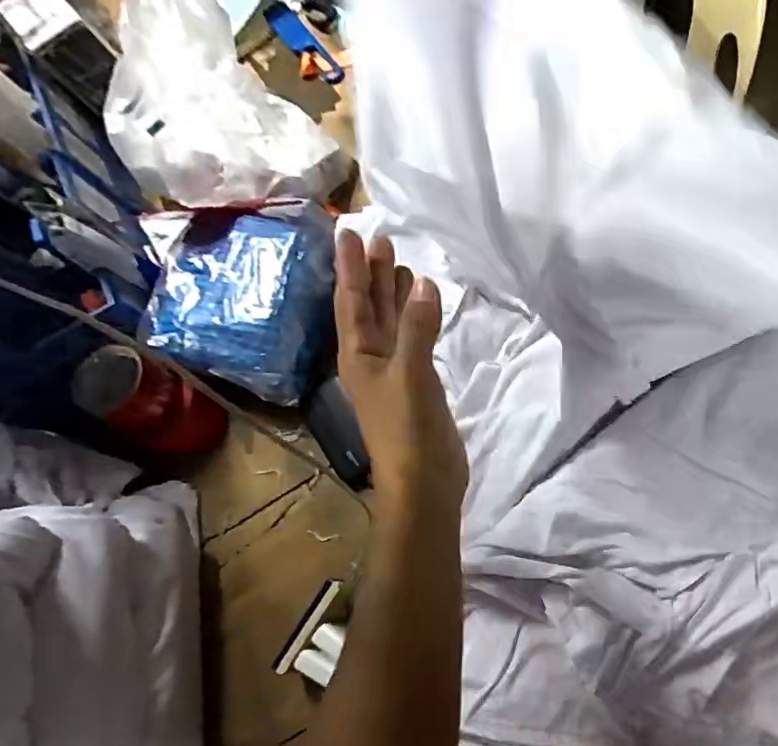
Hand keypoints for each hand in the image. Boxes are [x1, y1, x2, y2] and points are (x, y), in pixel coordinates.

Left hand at [334, 230, 467, 520]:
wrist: (424, 482)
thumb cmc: (407, 431)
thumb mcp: (410, 376)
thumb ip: (416, 330)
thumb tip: (424, 283)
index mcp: (358, 356)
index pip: (351, 301)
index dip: (350, 267)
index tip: (351, 231)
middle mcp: (371, 361)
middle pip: (369, 309)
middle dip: (373, 276)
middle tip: (382, 241)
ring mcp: (395, 375)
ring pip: (392, 325)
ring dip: (395, 296)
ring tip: (402, 265)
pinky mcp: (418, 387)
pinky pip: (414, 342)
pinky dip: (418, 322)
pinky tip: (426, 308)